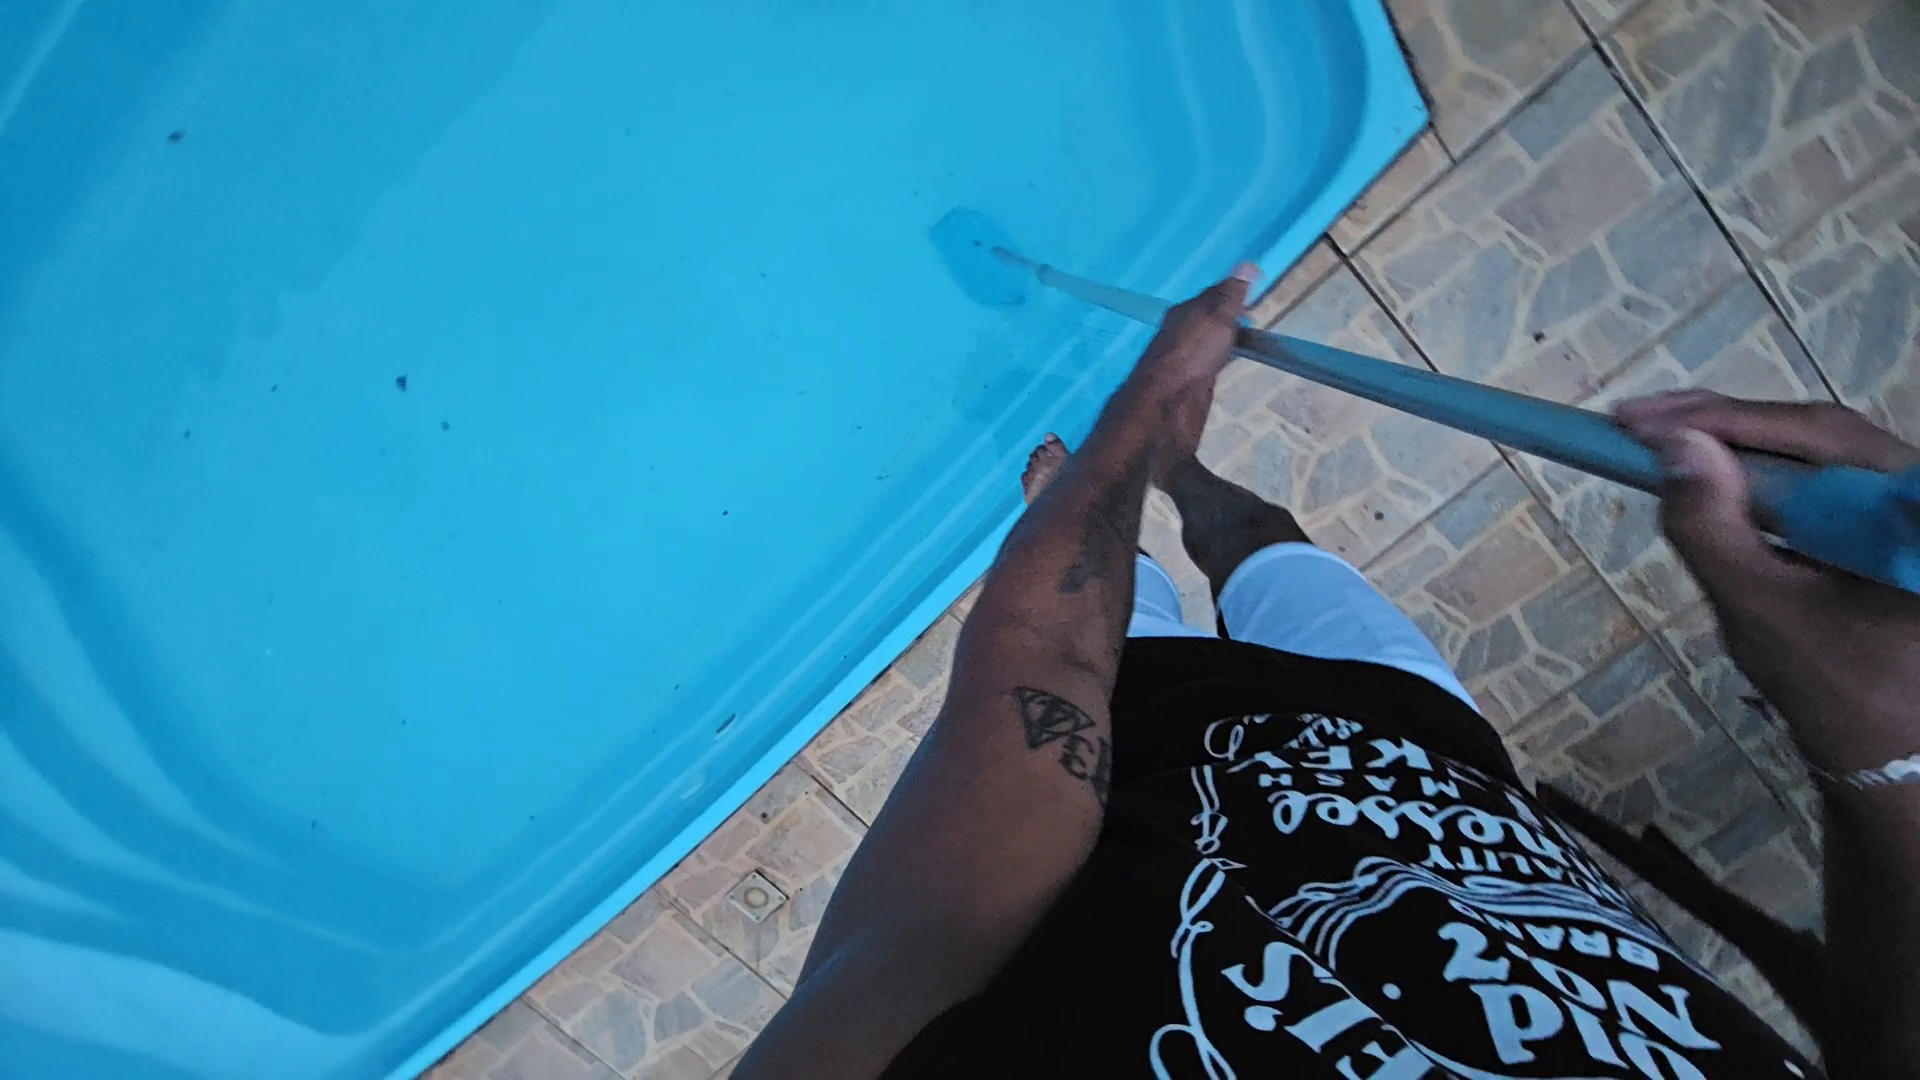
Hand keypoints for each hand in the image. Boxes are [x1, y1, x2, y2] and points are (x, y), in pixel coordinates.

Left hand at [1118, 263, 1257, 471]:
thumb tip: (1246, 265)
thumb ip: (1231, 294)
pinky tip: (1226, 363)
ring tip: (1244, 339)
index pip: (1212, 294)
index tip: (1253, 292)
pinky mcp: (1186, 381)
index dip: (1233, 291)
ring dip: (1223, 338)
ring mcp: (1181, 358)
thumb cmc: (1193, 352)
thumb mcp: (1217, 316)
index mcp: (1183, 311)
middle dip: (1227, 316)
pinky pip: (1207, 362)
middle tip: (1251, 318)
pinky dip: (1219, 358)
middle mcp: (1178, 331)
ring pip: (1206, 341)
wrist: (1168, 399)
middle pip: (1207, 318)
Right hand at [1615, 391, 1919, 774]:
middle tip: (1627, 422)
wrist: (1894, 741)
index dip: (1716, 418)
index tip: (1631, 420)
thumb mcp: (1752, 601)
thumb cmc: (1826, 678)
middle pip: (1818, 430)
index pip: (1815, 435)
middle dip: (1716, 419)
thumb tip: (1672, 445)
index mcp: (1912, 511)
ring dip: (1730, 436)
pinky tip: (1703, 464)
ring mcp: (1907, 505)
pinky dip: (1753, 464)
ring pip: (1817, 446)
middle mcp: (1918, 491)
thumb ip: (1709, 522)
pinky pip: (1820, 474)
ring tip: (1652, 435)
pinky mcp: (1890, 520)